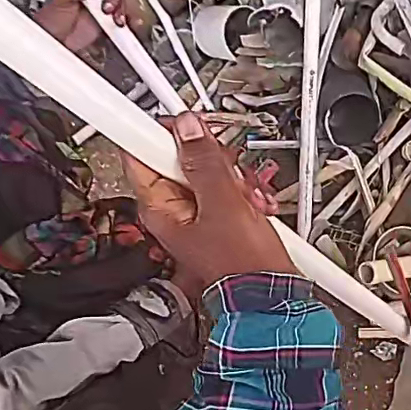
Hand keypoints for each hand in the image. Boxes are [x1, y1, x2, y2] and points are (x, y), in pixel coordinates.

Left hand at [35, 0, 130, 54]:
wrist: (54, 44)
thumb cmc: (50, 20)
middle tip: (108, 4)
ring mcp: (99, 8)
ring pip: (119, 1)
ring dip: (120, 8)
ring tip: (114, 17)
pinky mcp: (106, 24)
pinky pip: (120, 18)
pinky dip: (123, 19)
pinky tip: (120, 23)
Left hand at [126, 112, 295, 295]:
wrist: (271, 294)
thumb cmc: (243, 267)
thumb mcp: (224, 206)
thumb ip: (205, 162)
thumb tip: (187, 128)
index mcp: (160, 207)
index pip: (139, 154)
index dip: (159, 131)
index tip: (173, 115)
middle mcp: (175, 208)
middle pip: (182, 158)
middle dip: (213, 160)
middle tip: (229, 174)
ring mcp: (199, 212)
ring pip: (209, 170)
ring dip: (236, 178)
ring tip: (249, 198)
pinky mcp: (221, 216)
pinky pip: (228, 187)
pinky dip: (246, 191)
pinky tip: (256, 206)